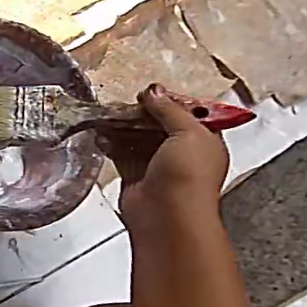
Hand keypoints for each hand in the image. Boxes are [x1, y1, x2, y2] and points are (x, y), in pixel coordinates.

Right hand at [101, 84, 230, 230]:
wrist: (166, 215)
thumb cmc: (188, 177)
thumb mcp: (189, 133)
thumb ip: (170, 110)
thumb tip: (154, 91)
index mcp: (205, 140)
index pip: (188, 113)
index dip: (169, 101)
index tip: (150, 93)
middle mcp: (182, 152)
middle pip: (158, 124)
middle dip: (140, 113)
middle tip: (123, 104)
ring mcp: (157, 164)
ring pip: (136, 137)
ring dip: (121, 126)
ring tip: (106, 116)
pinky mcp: (135, 175)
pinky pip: (120, 153)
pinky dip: (110, 143)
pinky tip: (101, 135)